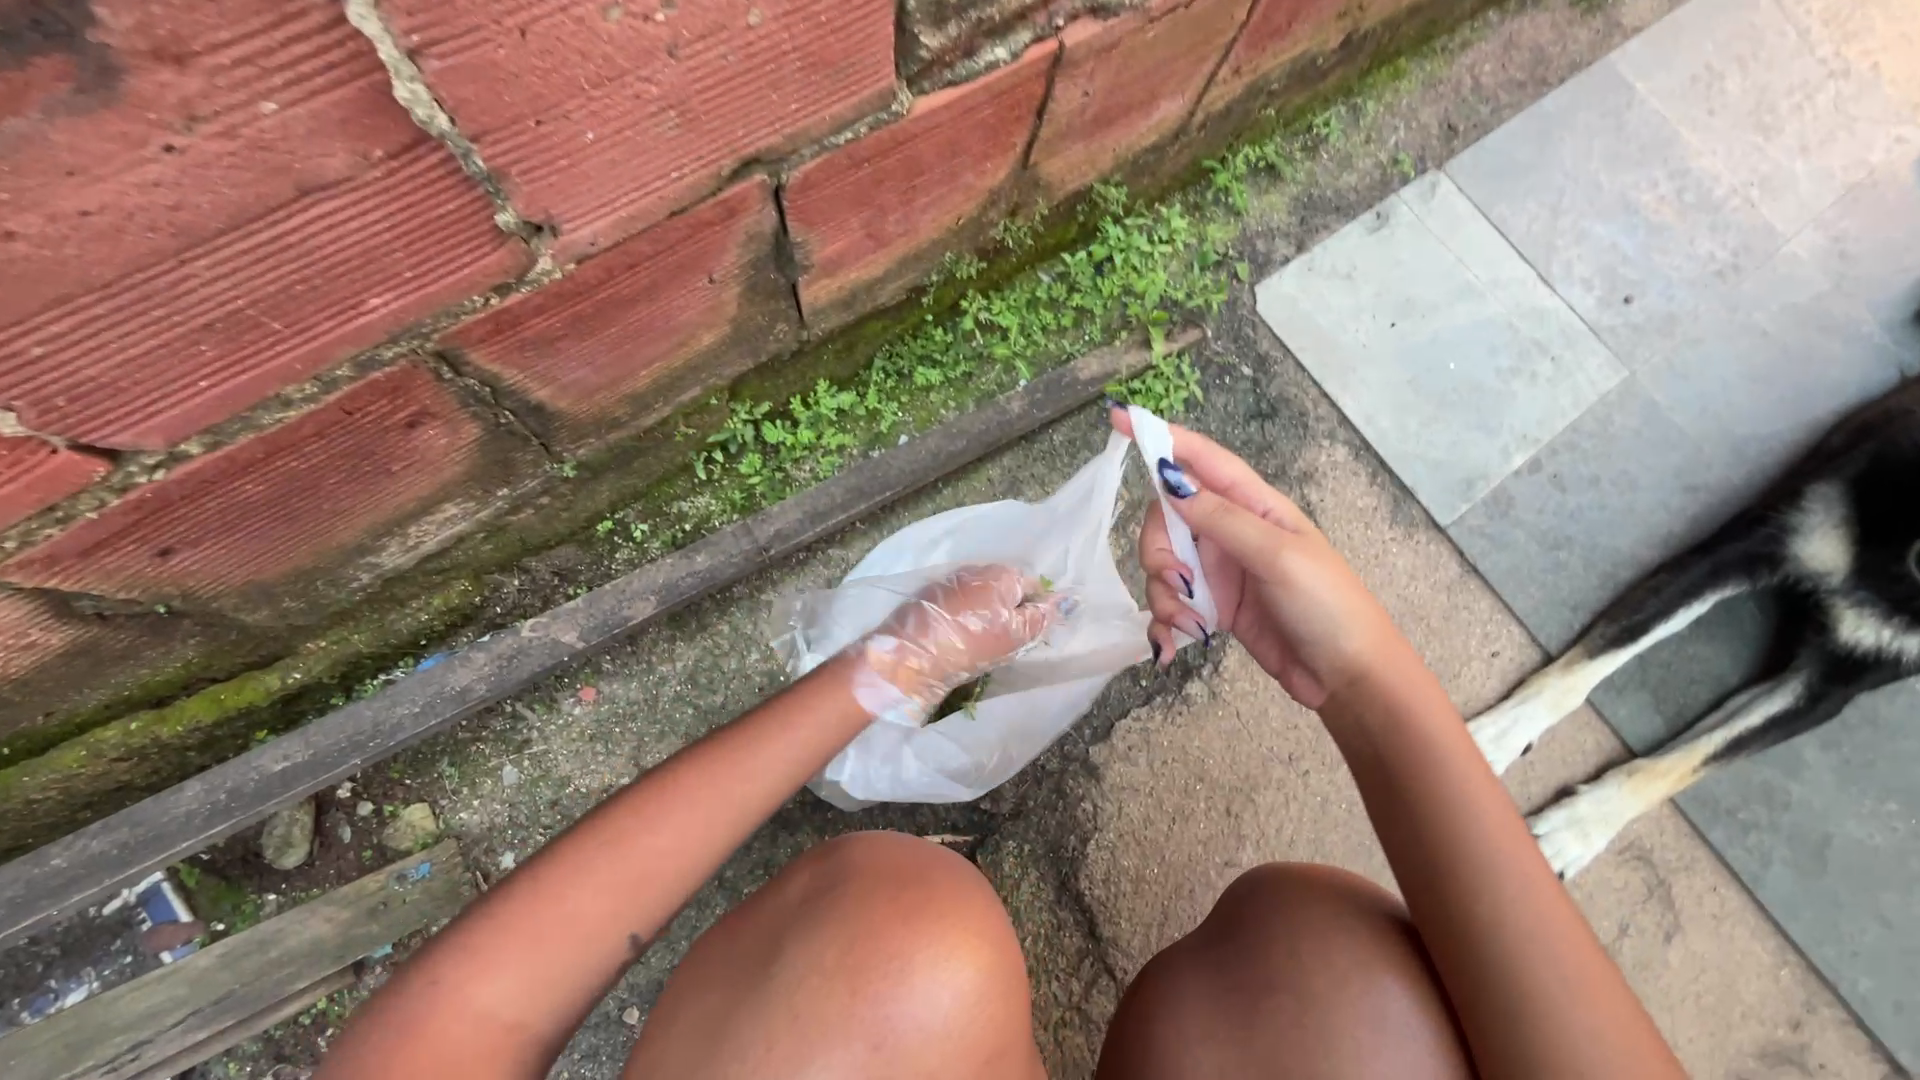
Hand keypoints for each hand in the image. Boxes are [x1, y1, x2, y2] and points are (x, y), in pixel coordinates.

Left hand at [849, 565, 1060, 719]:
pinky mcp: (925, 599)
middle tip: (1006, 642)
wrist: (908, 657)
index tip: (1030, 634)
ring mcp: (947, 583)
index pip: (1031, 584)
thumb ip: (1041, 617)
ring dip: (984, 615)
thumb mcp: (1014, 636)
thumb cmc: (970, 645)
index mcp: (1000, 574)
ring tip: (979, 645)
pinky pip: (955, 606)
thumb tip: (1067, 600)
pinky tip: (955, 641)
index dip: (1036, 608)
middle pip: (1004, 589)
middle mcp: (974, 570)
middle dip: (1009, 610)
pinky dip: (960, 620)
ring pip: (979, 597)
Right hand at [1112, 408, 1407, 709]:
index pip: (1199, 459)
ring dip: (1163, 596)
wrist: (1346, 676)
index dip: (1159, 437)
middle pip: (1165, 519)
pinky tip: (1174, 646)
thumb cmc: (1328, 606)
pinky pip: (1169, 603)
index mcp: (1253, 505)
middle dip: (1157, 553)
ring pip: (1160, 565)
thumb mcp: (1278, 556)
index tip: (1119, 418)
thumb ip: (1222, 520)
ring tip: (1191, 626)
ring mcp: (1218, 569)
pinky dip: (1164, 623)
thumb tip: (1170, 481)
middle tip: (1177, 583)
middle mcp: (1229, 530)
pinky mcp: (1211, 605)